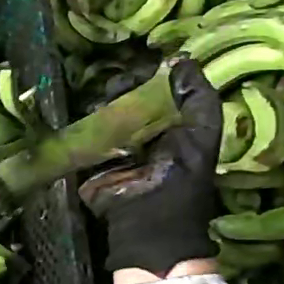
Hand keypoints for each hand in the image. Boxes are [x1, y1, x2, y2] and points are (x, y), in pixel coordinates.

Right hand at [79, 59, 221, 280]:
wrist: (147, 225)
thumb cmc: (181, 182)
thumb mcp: (202, 137)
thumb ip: (198, 99)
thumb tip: (182, 59)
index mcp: (170, 123)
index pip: (157, 89)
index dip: (150, 75)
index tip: (145, 66)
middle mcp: (141, 129)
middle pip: (125, 96)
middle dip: (122, 86)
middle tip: (119, 85)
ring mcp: (112, 142)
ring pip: (102, 110)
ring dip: (101, 102)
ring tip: (104, 100)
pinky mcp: (89, 155)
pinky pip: (82, 131)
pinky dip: (82, 121)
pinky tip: (86, 114)